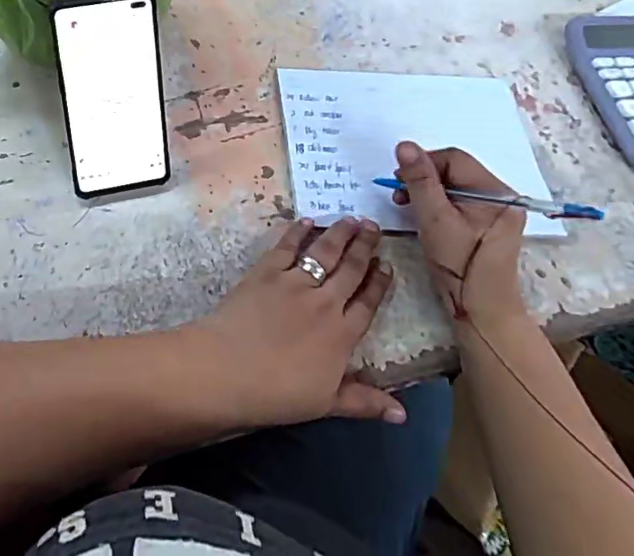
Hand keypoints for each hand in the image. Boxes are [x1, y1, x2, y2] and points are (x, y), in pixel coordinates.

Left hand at [185, 217, 402, 428]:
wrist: (229, 368)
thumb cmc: (278, 393)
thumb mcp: (326, 404)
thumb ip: (364, 401)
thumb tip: (403, 414)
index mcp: (341, 335)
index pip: (367, 303)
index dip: (378, 284)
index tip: (387, 265)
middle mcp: (324, 303)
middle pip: (350, 270)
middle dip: (364, 247)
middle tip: (373, 226)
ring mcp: (294, 282)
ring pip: (324, 252)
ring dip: (339, 234)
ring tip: (351, 218)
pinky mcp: (267, 271)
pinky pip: (287, 246)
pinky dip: (298, 232)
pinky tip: (306, 221)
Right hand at [393, 141, 527, 328]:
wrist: (482, 310)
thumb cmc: (460, 264)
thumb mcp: (434, 218)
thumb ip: (420, 179)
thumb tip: (405, 145)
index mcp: (496, 192)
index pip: (454, 158)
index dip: (423, 163)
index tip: (398, 179)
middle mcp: (501, 196)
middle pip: (453, 170)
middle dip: (423, 178)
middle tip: (399, 192)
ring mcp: (495, 211)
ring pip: (453, 185)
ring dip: (426, 190)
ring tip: (405, 203)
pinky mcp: (486, 224)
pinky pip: (457, 201)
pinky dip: (437, 203)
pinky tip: (421, 214)